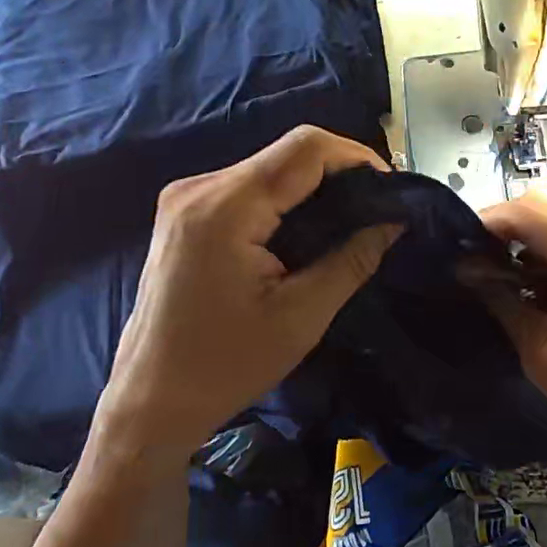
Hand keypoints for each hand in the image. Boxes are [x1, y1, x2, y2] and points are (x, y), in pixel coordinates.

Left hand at [98, 126, 401, 456]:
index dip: (355, 157)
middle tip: (375, 208)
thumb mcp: (300, 316)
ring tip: (348, 219)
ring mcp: (185, 197)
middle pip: (284, 154)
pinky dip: (282, 199)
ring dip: (310, 186)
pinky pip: (245, 187)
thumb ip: (351, 259)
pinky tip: (304, 228)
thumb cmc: (226, 365)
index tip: (390, 189)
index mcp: (225, 208)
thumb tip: (395, 220)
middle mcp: (198, 187)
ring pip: (266, 168)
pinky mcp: (182, 212)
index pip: (304, 149)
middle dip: (337, 173)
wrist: (151, 397)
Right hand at [477, 192, 546, 477]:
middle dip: (503, 234)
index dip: (485, 224)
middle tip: (472, 268)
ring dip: (525, 245)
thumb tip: (463, 266)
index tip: (452, 250)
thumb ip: (500, 299)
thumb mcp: (542, 351)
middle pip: (545, 210)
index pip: (530, 212)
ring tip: (499, 282)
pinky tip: (534, 287)